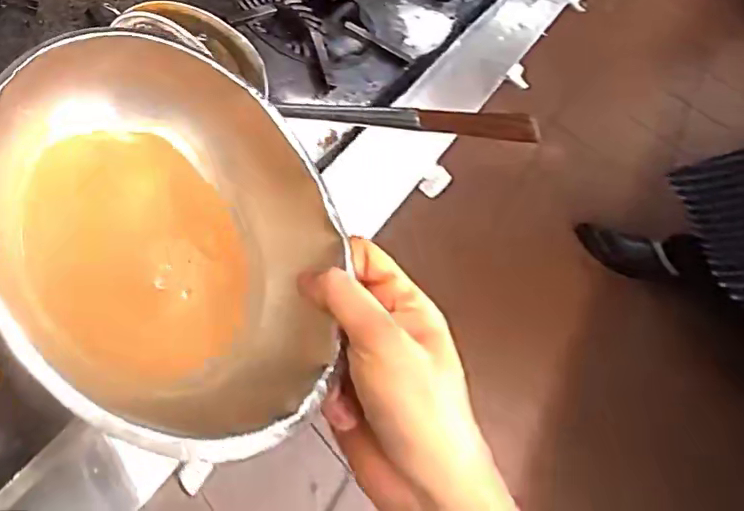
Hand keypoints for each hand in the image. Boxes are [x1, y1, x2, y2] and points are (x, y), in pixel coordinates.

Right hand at [301, 238, 516, 510]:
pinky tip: (343, 405)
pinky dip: (324, 388)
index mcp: (406, 306)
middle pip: (337, 294)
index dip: (337, 258)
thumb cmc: (431, 421)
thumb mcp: (384, 340)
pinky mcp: (348, 390)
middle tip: (322, 326)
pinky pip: (318, 370)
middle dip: (324, 314)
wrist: (427, 492)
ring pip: (322, 333)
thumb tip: (313, 273)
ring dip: (323, 357)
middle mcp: (386, 328)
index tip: (314, 269)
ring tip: (337, 374)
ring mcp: (367, 360)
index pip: (363, 256)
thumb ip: (345, 297)